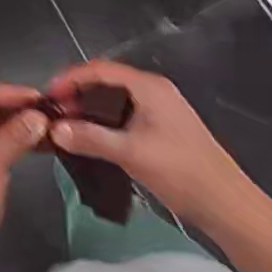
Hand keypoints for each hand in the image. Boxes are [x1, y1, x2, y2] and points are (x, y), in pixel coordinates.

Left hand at [0, 83, 48, 244]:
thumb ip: (15, 135)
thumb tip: (40, 116)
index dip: (16, 93)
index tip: (45, 98)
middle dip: (24, 107)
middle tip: (55, 110)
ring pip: (3, 122)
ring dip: (27, 123)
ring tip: (56, 124)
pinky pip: (7, 139)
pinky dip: (25, 138)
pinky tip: (47, 141)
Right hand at [46, 60, 258, 225]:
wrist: (224, 202)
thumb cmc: (180, 171)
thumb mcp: (129, 153)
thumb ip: (89, 138)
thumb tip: (53, 129)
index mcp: (149, 88)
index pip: (100, 69)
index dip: (70, 78)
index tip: (47, 96)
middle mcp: (154, 91)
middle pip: (105, 80)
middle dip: (76, 93)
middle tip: (53, 113)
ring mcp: (159, 109)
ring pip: (112, 98)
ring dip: (87, 108)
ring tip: (65, 125)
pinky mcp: (159, 127)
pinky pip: (121, 113)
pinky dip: (100, 119)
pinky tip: (88, 136)